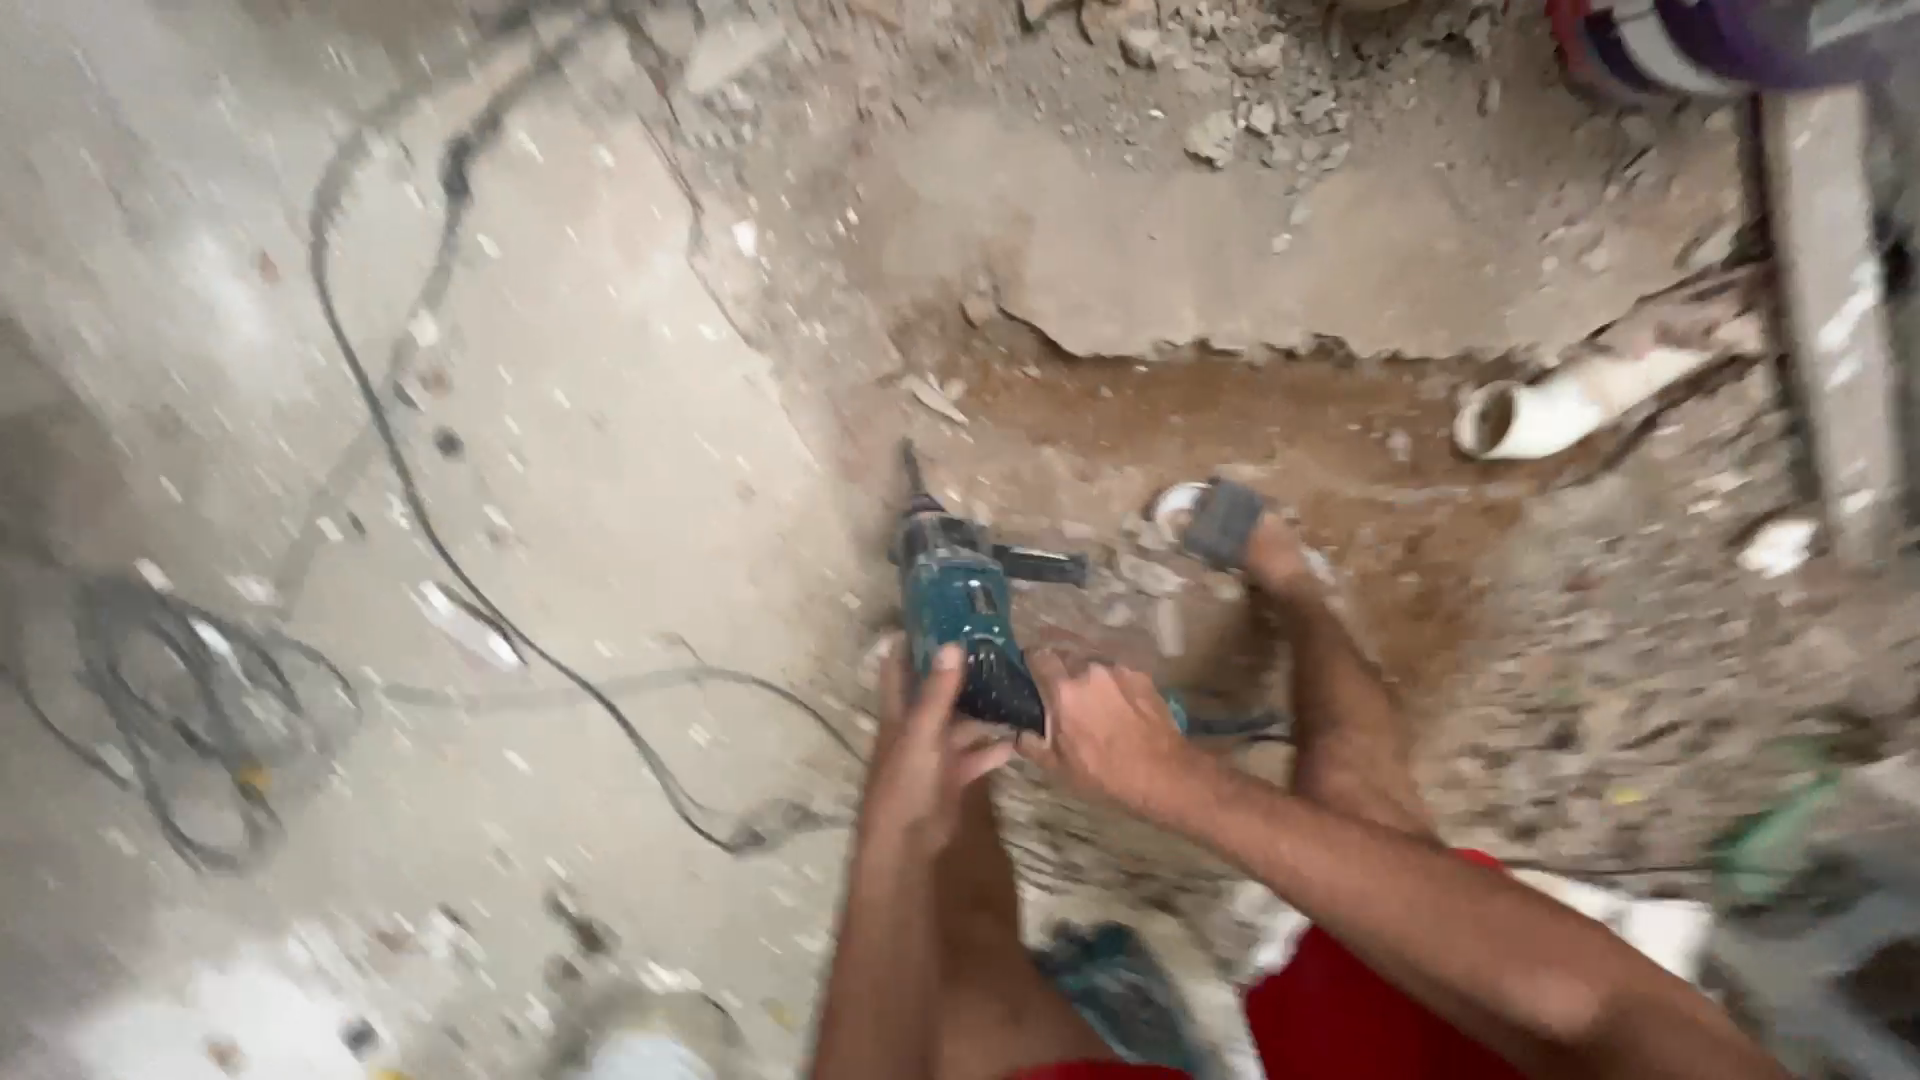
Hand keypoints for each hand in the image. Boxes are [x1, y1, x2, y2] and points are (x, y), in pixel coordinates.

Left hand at [861, 637, 1014, 854]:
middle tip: (993, 646)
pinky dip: (995, 747)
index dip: (911, 641)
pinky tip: (1019, 737)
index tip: (938, 615)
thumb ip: (938, 691)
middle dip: (959, 671)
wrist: (906, 841)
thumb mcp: (922, 731)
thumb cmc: (906, 780)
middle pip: (936, 692)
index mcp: (899, 711)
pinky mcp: (952, 776)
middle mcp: (915, 726)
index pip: (899, 666)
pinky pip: (977, 756)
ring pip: (961, 723)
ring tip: (1015, 686)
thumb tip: (951, 643)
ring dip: (983, 709)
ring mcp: (935, 752)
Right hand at [1018, 651, 1201, 812]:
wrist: (1162, 773)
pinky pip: (1116, 669)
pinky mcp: (1141, 674)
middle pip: (1065, 651)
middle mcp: (1089, 669)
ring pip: (1092, 659)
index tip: (1030, 672)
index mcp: (1063, 689)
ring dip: (1085, 670)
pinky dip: (1110, 679)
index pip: (1037, 654)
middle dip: (1058, 664)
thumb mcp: (1057, 767)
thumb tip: (1015, 732)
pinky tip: (1118, 700)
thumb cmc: (1104, 773)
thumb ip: (1030, 744)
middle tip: (1059, 687)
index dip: (1031, 660)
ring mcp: (1118, 669)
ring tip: (1091, 693)